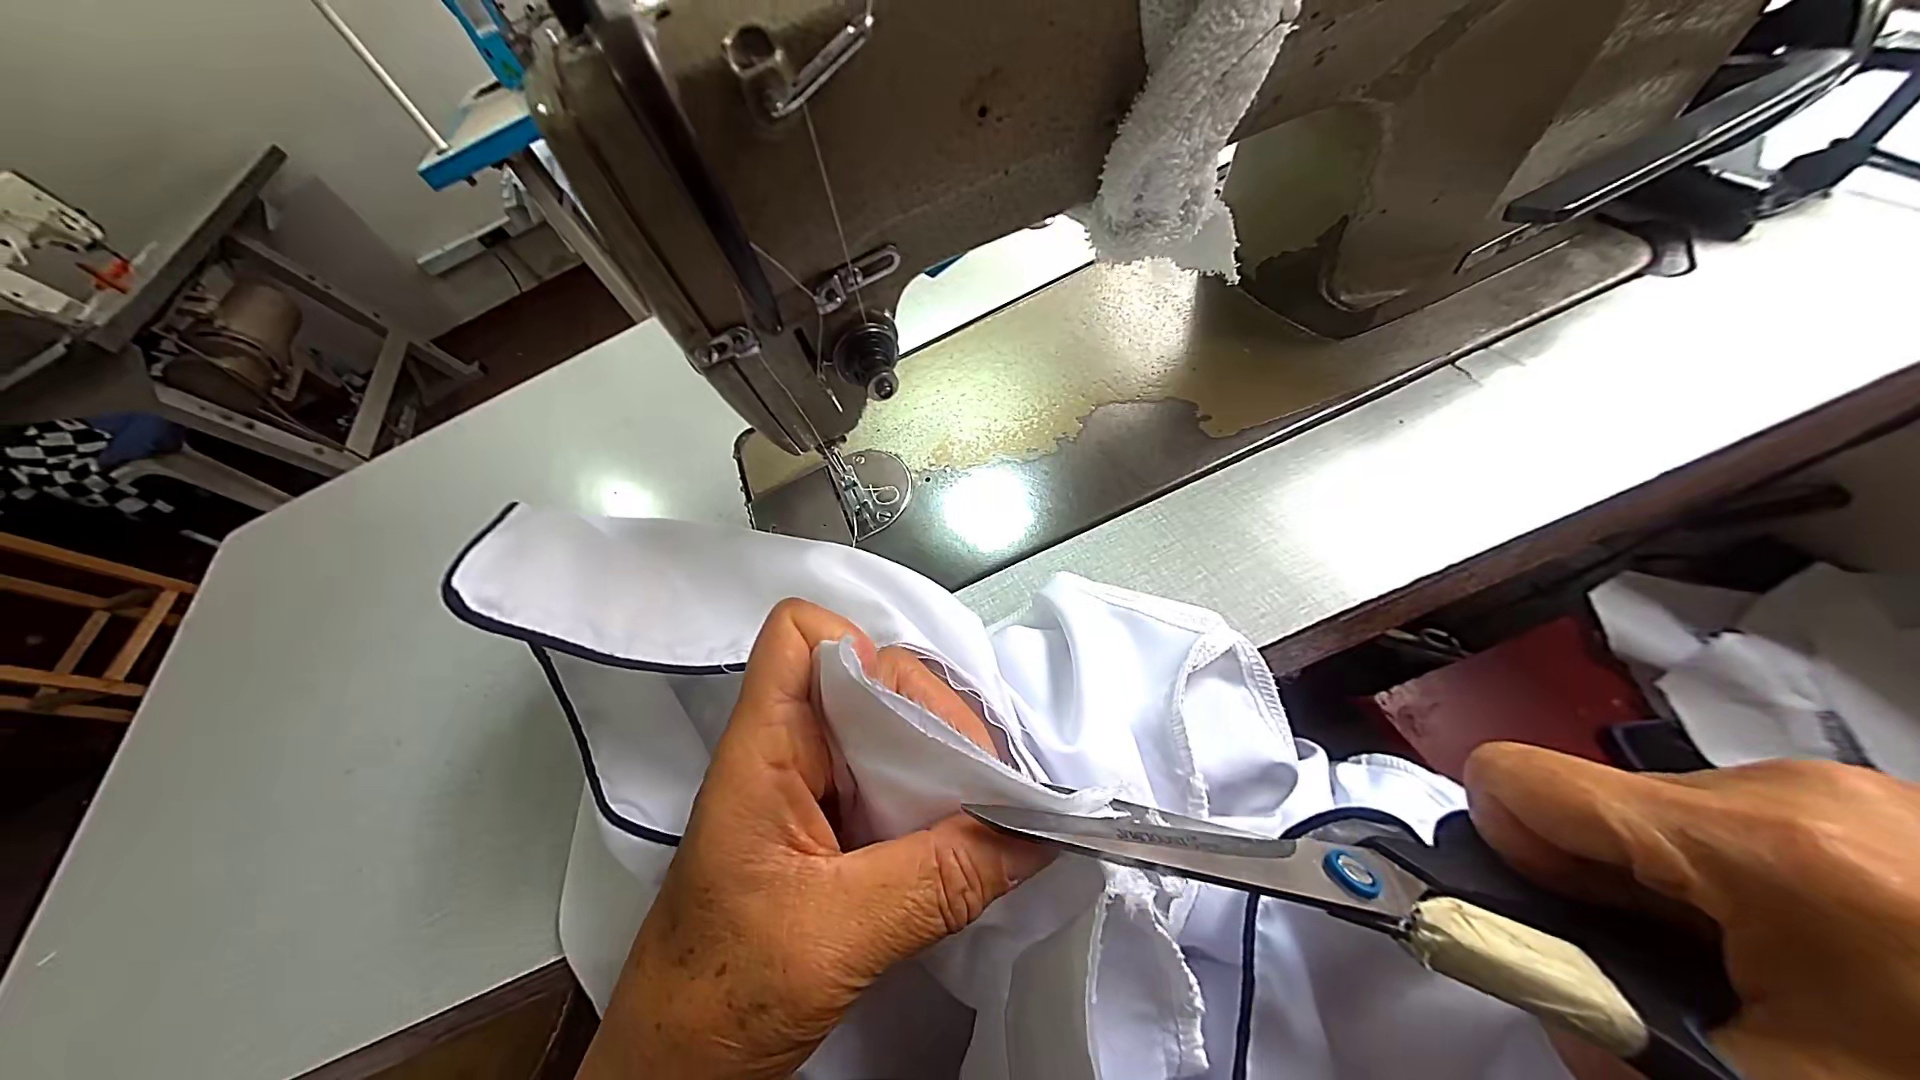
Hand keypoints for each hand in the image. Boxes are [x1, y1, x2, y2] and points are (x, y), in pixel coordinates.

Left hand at [577, 599, 1050, 1079]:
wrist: (683, 1058)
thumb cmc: (717, 995)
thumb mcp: (837, 935)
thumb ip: (938, 881)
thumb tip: (1027, 837)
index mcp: (765, 750)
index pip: (799, 635)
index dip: (857, 644)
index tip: (910, 711)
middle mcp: (791, 748)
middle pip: (869, 673)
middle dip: (931, 711)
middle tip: (979, 774)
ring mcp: (816, 781)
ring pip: (890, 723)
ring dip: (942, 755)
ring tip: (980, 803)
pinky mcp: (837, 816)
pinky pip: (896, 773)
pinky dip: (936, 791)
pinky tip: (962, 829)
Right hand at [1465, 743, 1919, 1079]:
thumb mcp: (1748, 1079)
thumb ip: (1588, 1012)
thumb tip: (1510, 966)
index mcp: (1762, 847)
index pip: (1514, 779)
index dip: (1503, 847)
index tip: (1556, 922)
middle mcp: (1795, 791)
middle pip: (1585, 797)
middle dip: (1592, 882)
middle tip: (1667, 975)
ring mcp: (1846, 793)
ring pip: (1652, 812)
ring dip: (1659, 885)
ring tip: (1750, 973)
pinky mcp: (1874, 808)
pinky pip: (1723, 821)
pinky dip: (1718, 882)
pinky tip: (1798, 954)